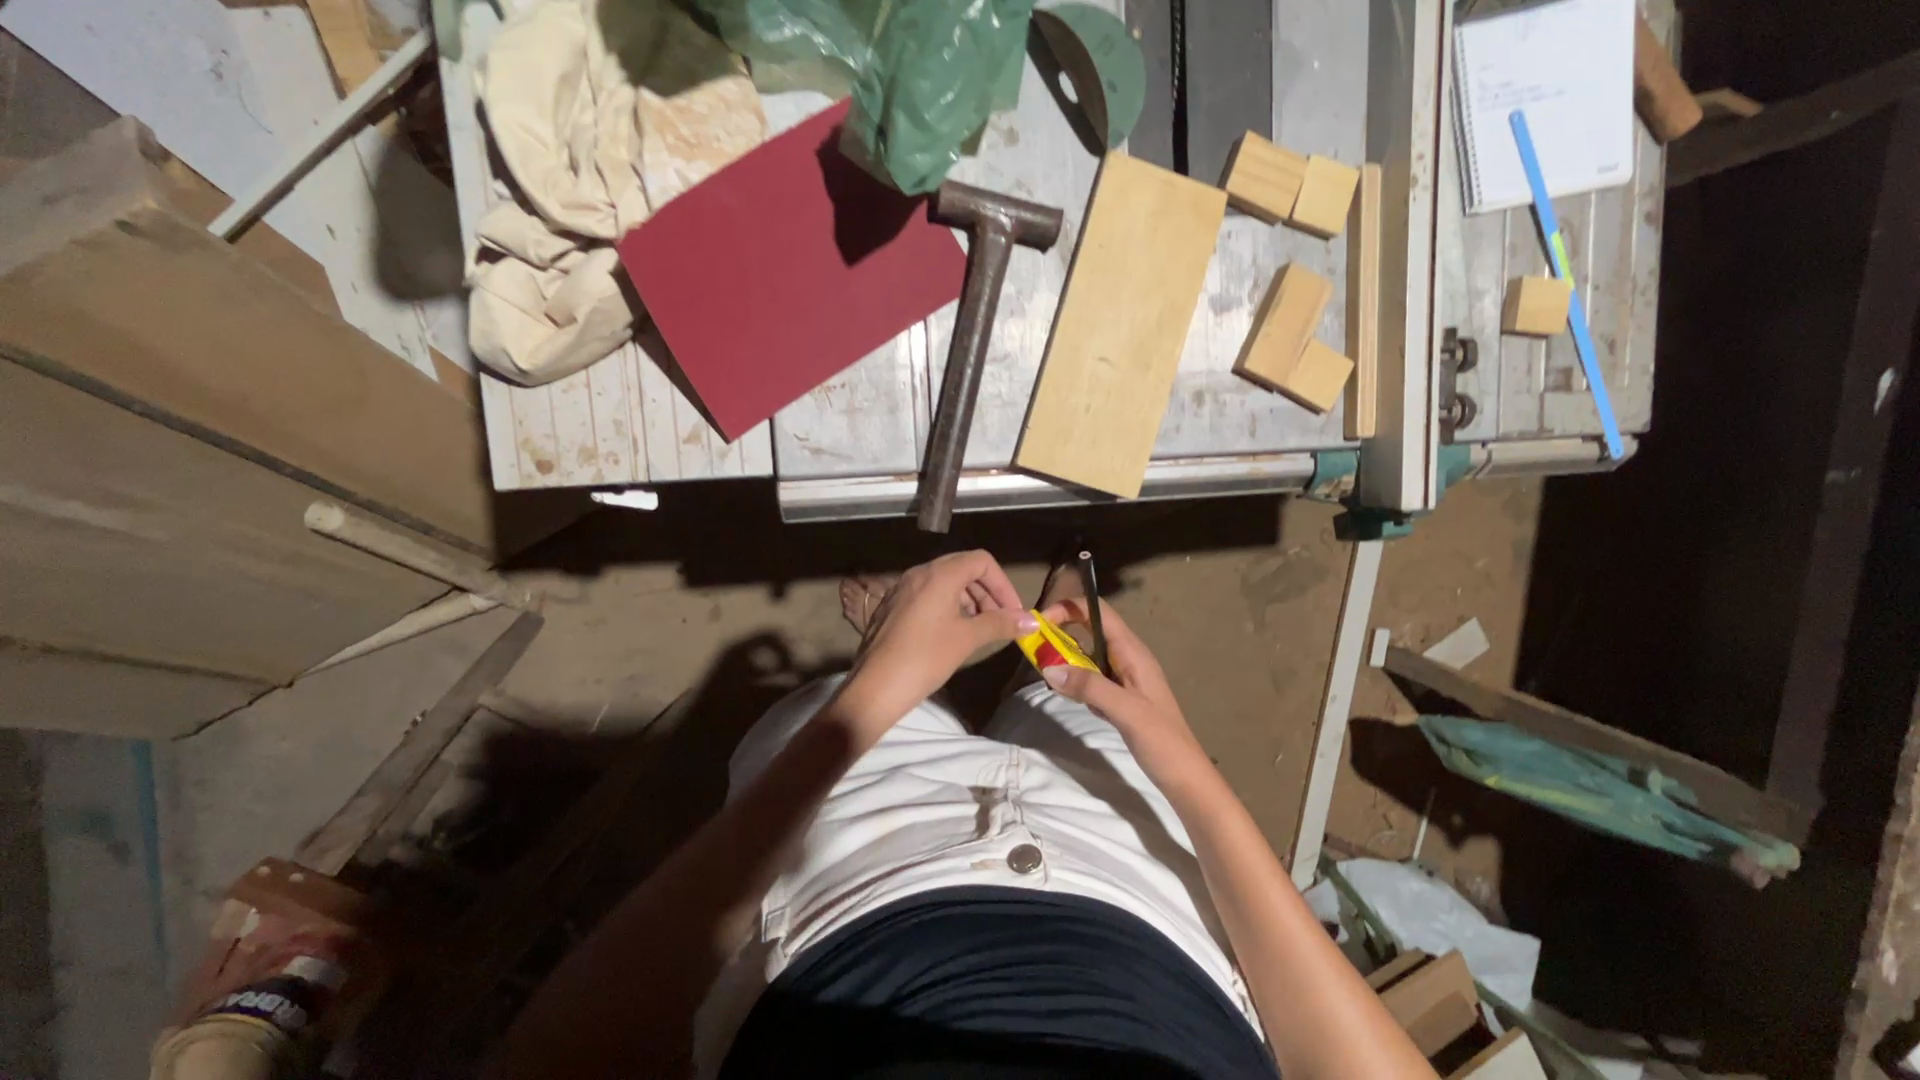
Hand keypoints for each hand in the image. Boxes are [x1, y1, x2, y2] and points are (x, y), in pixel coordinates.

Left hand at [839, 551, 1035, 728]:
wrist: (875, 687)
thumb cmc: (925, 658)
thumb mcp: (967, 639)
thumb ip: (1000, 624)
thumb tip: (1031, 621)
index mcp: (939, 574)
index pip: (981, 561)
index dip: (1003, 584)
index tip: (1013, 612)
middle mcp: (919, 573)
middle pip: (963, 568)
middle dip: (987, 591)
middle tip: (1001, 620)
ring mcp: (902, 588)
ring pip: (944, 581)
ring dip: (969, 599)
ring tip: (980, 628)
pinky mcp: (892, 606)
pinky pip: (927, 594)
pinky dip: (948, 605)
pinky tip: (953, 632)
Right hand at [1038, 597, 1211, 789]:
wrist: (1185, 776)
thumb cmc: (1162, 741)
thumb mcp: (1126, 711)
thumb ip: (1090, 687)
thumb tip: (1048, 668)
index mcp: (1133, 652)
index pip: (1099, 613)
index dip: (1070, 608)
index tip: (1041, 621)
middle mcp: (1128, 658)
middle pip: (1091, 630)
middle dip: (1062, 632)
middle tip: (1034, 647)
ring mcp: (1125, 678)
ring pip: (1089, 655)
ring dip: (1066, 658)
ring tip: (1044, 671)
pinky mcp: (1120, 697)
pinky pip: (1092, 678)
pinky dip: (1076, 681)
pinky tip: (1067, 696)